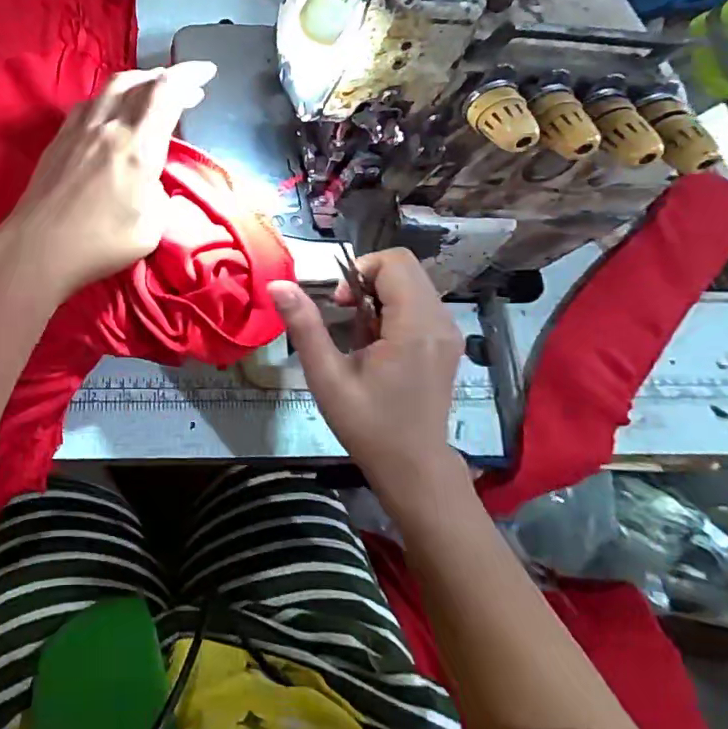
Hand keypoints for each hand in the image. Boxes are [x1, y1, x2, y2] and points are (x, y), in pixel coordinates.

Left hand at [0, 62, 215, 303]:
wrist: (37, 249)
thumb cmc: (99, 244)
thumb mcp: (150, 229)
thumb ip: (160, 197)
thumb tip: (151, 183)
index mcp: (138, 148)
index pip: (166, 94)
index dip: (189, 76)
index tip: (206, 72)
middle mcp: (108, 128)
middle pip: (140, 82)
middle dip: (168, 77)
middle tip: (186, 87)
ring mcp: (78, 130)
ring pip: (111, 87)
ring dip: (138, 81)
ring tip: (151, 92)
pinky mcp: (59, 139)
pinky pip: (89, 103)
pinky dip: (110, 97)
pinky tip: (112, 112)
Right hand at [268, 249, 463, 482]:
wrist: (413, 466)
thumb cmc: (368, 425)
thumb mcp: (327, 377)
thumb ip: (304, 326)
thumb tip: (278, 285)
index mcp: (416, 326)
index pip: (395, 262)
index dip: (359, 271)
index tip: (340, 305)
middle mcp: (441, 321)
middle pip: (405, 267)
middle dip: (367, 280)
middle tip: (346, 316)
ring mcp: (449, 332)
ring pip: (413, 283)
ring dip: (380, 294)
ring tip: (360, 334)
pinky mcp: (447, 342)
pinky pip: (420, 303)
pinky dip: (394, 308)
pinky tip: (378, 343)